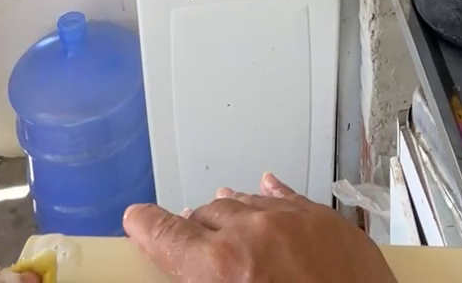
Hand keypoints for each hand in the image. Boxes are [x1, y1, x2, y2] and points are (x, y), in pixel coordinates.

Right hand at [123, 173, 396, 282]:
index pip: (169, 236)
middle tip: (184, 239)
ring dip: (227, 213)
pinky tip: (263, 188)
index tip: (136, 219)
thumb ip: (209, 279)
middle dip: (191, 229)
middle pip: (205, 216)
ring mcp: (292, 220)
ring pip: (243, 203)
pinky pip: (287, 195)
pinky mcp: (325, 219)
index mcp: (222, 269)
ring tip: (217, 217)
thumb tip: (196, 269)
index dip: (149, 227)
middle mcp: (253, 233)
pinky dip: (268, 197)